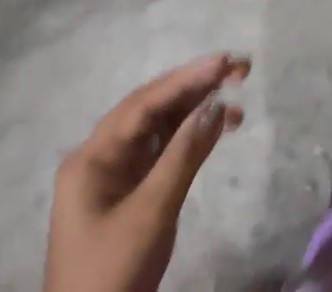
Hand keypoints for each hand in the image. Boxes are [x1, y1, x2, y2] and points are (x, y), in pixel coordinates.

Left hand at [45, 55, 251, 291]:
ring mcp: (117, 175)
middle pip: (152, 109)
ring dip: (198, 108)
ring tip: (239, 91)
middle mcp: (102, 157)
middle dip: (195, 86)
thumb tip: (214, 105)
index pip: (143, 105)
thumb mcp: (151, 211)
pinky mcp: (133, 192)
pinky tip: (221, 126)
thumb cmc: (113, 269)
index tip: (223, 62)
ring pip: (161, 128)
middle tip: (239, 68)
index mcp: (92, 157)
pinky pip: (165, 152)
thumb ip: (183, 155)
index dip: (185, 79)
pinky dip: (193, 137)